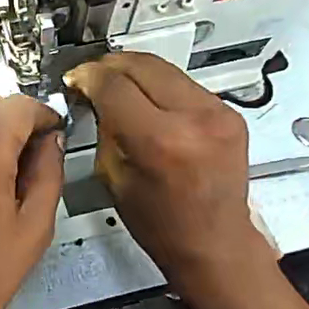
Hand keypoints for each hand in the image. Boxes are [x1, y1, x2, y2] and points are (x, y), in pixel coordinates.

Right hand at [65, 53, 269, 293]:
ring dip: (137, 73)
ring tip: (121, 89)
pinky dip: (163, 88)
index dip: (88, 76)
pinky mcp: (230, 115)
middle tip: (95, 77)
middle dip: (111, 66)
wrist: (214, 243)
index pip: (113, 84)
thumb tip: (97, 96)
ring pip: (166, 69)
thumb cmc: (165, 226)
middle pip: (142, 65)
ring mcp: (218, 114)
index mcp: (159, 141)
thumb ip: (105, 129)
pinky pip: (187, 86)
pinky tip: (150, 102)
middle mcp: (194, 120)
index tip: (78, 79)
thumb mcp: (114, 178)